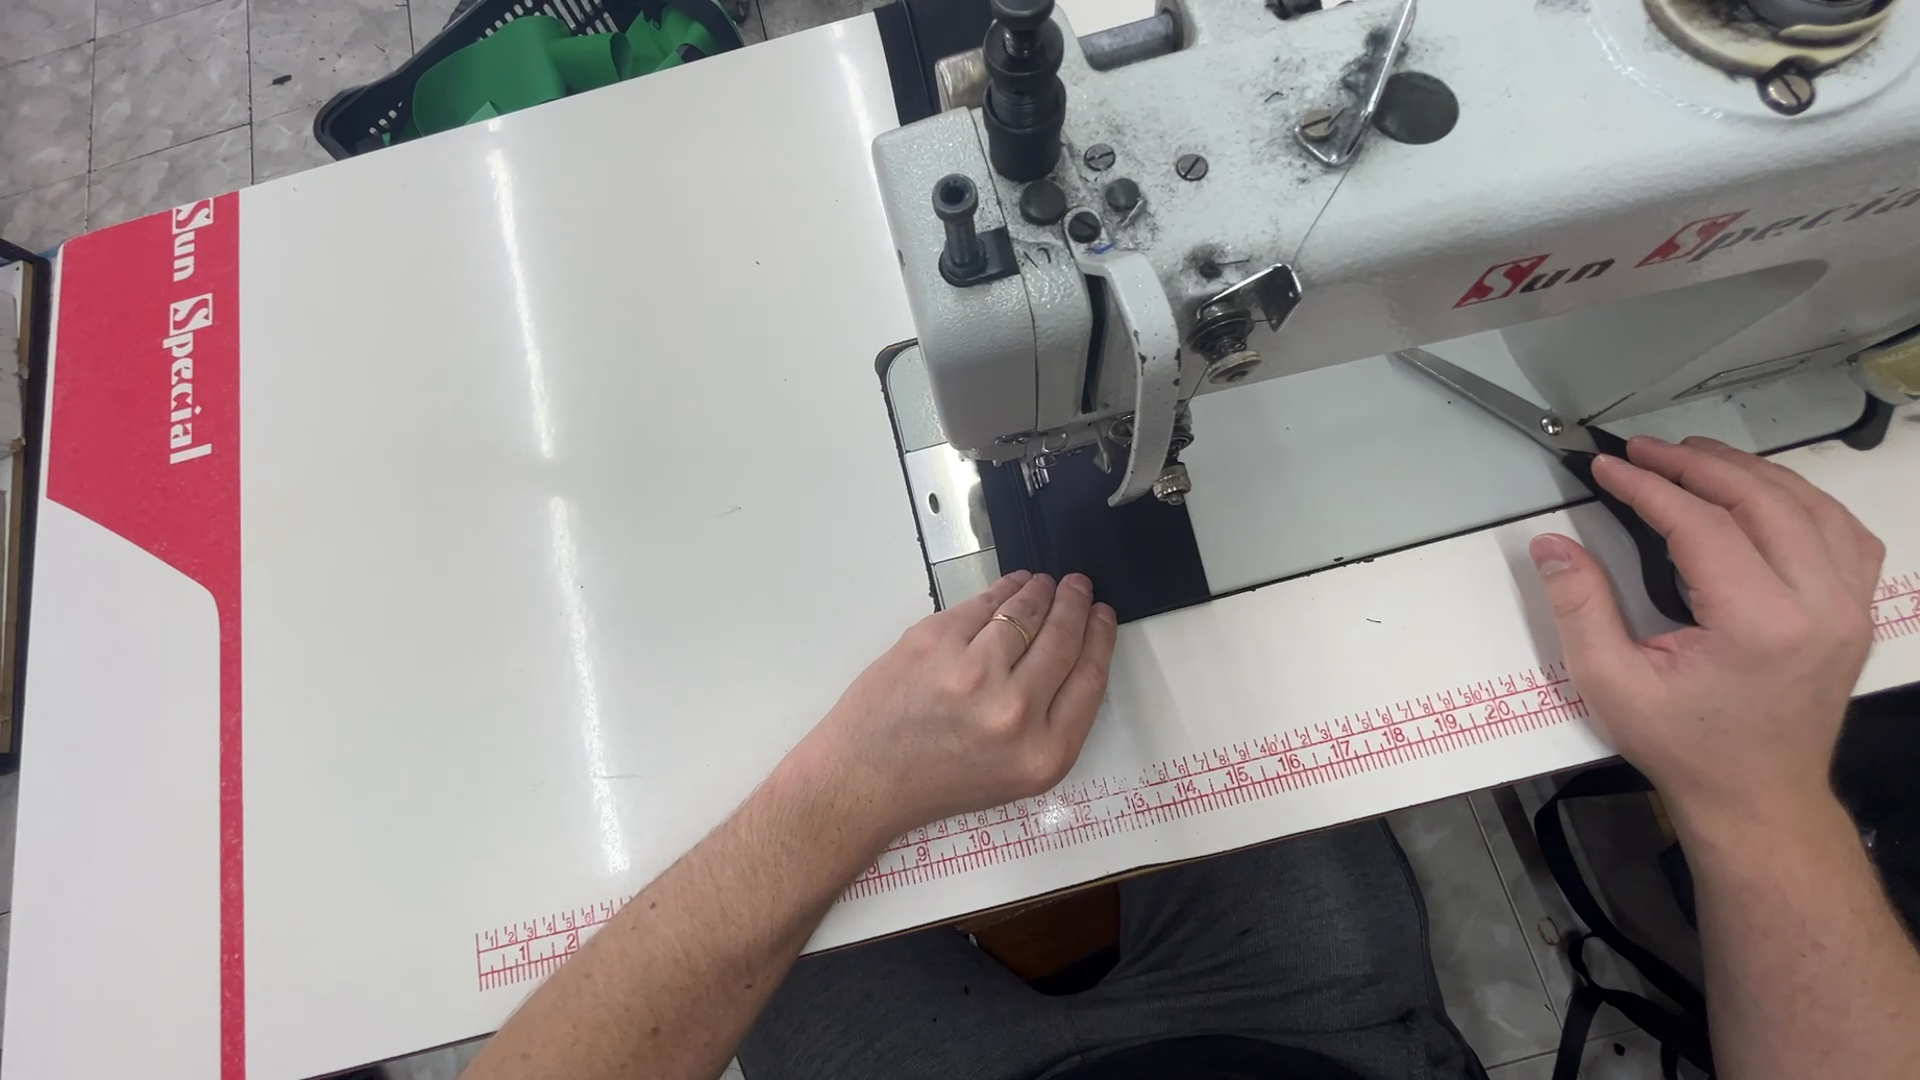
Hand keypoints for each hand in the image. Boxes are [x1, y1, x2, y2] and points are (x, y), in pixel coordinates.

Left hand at [793, 570, 1117, 842]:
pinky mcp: (935, 640)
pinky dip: (1005, 588)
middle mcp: (1015, 711)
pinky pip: (984, 603)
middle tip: (1080, 586)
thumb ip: (1051, 721)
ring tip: (1047, 582)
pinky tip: (1014, 583)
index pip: (1090, 678)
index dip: (1101, 638)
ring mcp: (972, 670)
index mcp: (1044, 753)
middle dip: (1076, 605)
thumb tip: (1072, 652)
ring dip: (1041, 590)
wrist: (865, 778)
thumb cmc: (941, 781)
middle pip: (1062, 639)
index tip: (1104, 615)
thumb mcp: (1017, 773)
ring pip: (1024, 612)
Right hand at [1529, 436, 1883, 835]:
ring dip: (1750, 472)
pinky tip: (1759, 492)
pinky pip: (1841, 533)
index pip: (1704, 526)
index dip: (1649, 488)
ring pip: (1814, 508)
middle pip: (1766, 503)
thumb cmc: (1679, 741)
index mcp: (1760, 623)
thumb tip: (1551, 545)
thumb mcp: (1606, 678)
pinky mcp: (1854, 612)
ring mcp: (1850, 608)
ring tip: (1694, 455)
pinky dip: (1797, 499)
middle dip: (1698, 465)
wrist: (1755, 792)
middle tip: (1643, 450)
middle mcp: (1822, 607)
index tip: (1606, 467)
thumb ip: (1579, 605)